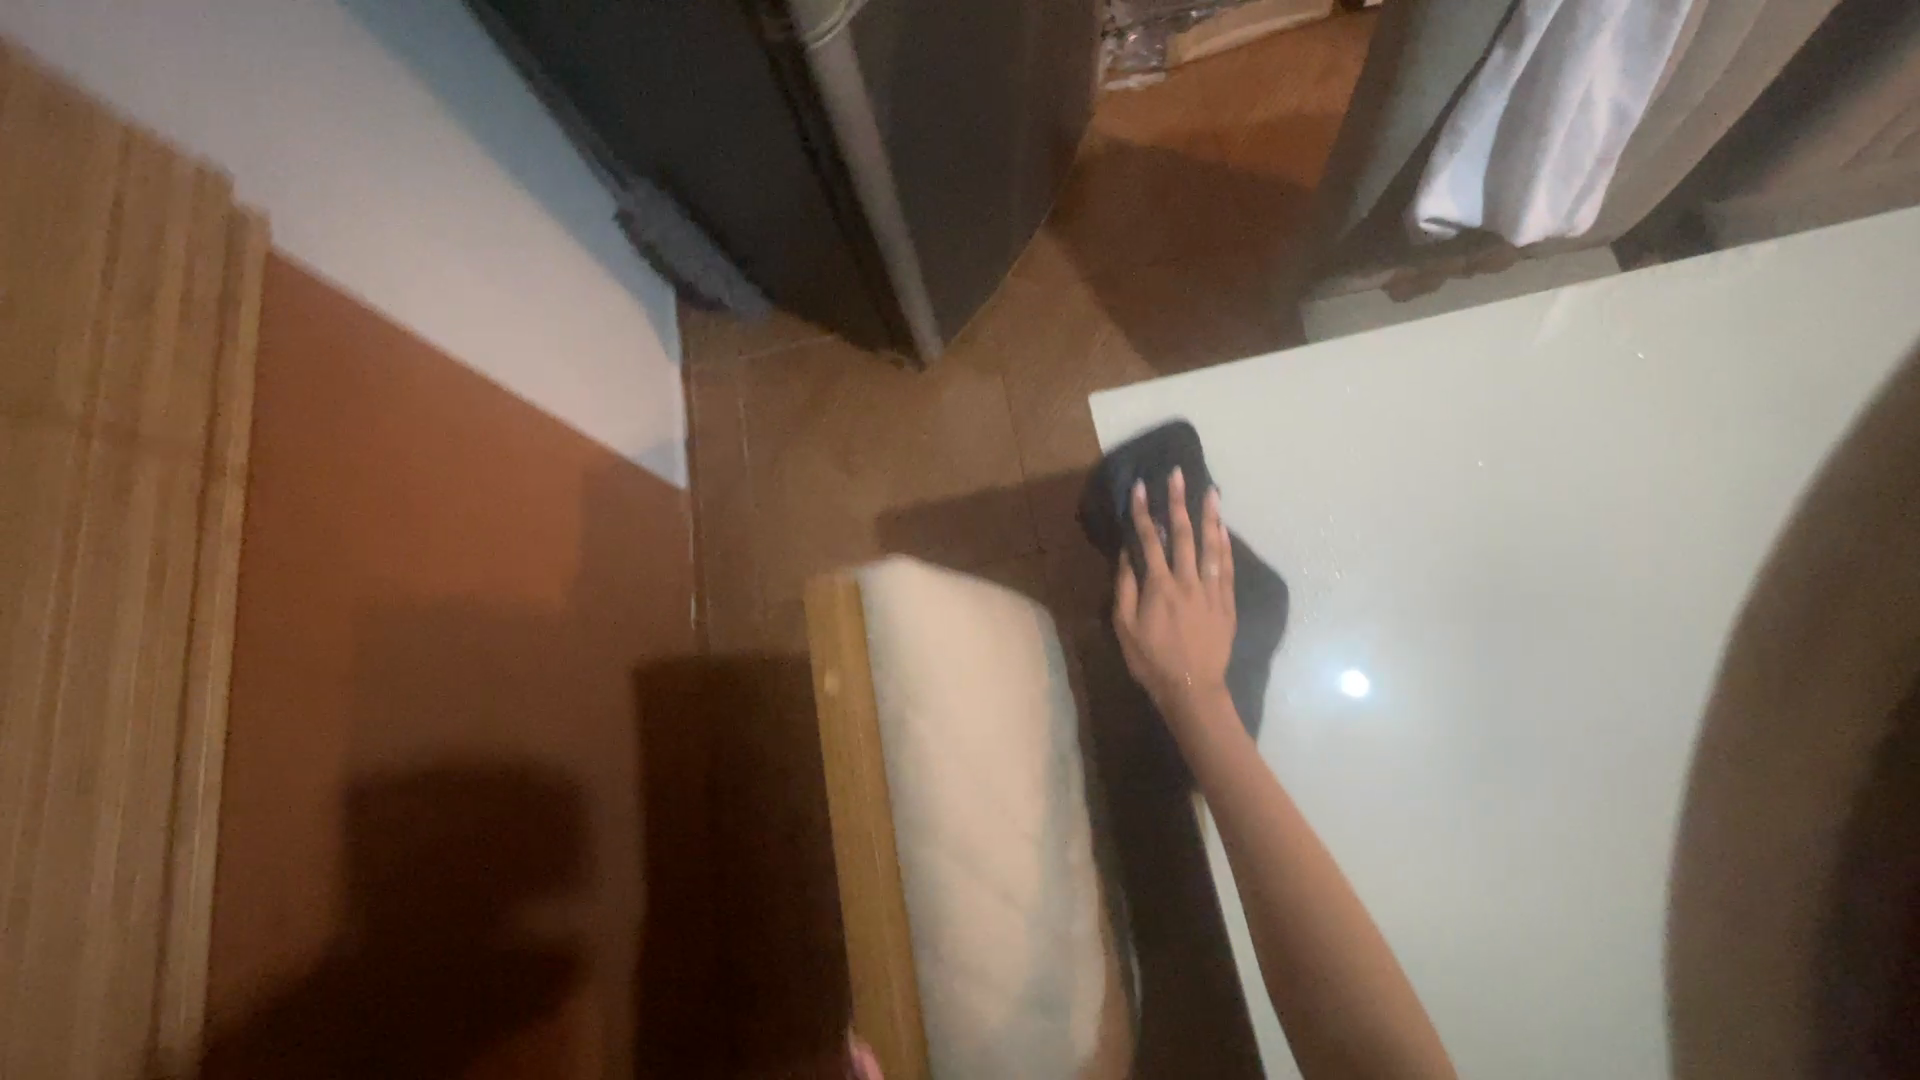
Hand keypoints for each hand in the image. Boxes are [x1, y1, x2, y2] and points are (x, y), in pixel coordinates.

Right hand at [1114, 467, 1235, 725]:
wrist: (1191, 688)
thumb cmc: (1151, 660)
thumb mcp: (1124, 627)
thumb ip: (1125, 588)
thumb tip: (1127, 553)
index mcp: (1158, 586)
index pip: (1150, 540)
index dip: (1145, 512)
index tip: (1142, 487)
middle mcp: (1187, 581)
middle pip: (1183, 534)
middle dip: (1179, 502)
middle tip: (1179, 474)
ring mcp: (1211, 591)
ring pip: (1211, 546)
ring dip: (1209, 516)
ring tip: (1211, 490)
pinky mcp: (1227, 603)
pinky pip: (1227, 567)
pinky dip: (1224, 545)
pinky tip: (1222, 528)